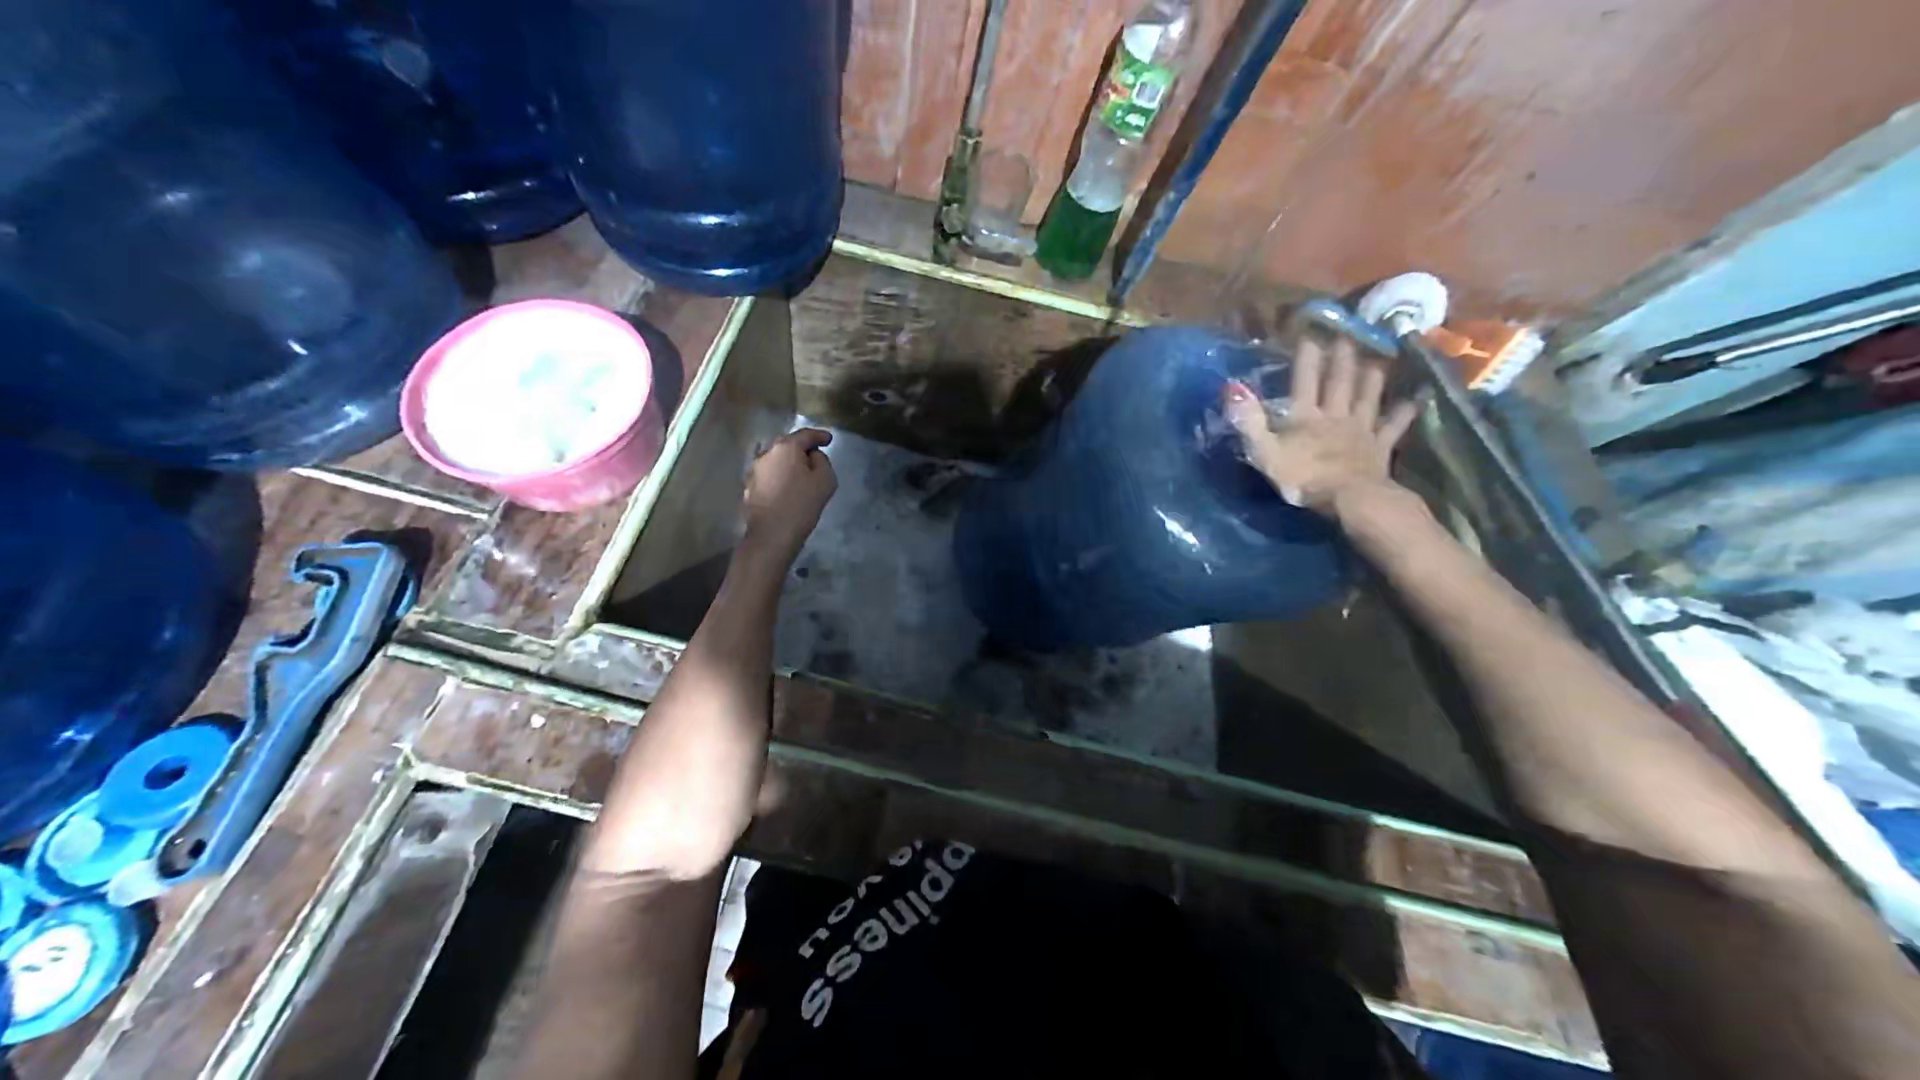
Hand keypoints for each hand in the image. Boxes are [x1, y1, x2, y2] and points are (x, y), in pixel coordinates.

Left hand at [742, 428, 836, 562]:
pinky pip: (769, 475)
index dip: (819, 435)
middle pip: (787, 445)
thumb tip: (812, 456)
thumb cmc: (802, 505)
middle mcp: (766, 454)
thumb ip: (822, 460)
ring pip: (776, 460)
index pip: (805, 435)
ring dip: (789, 463)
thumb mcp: (825, 480)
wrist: (772, 535)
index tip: (829, 439)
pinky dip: (780, 476)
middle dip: (802, 448)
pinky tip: (787, 488)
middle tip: (815, 456)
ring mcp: (754, 470)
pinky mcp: (749, 487)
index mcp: (785, 448)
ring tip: (801, 474)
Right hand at [1223, 334, 1419, 517]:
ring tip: (1378, 358)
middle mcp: (1335, 416)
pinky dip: (1405, 412)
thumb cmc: (1302, 478)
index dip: (1307, 357)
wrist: (1350, 499)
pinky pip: (1394, 426)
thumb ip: (1249, 420)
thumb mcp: (1265, 452)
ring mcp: (1361, 430)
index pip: (1304, 380)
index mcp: (1305, 417)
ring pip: (1368, 397)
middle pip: (1339, 382)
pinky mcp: (1380, 448)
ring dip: (1372, 378)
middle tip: (1348, 335)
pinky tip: (1416, 399)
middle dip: (1342, 358)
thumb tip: (1233, 386)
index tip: (1310, 333)